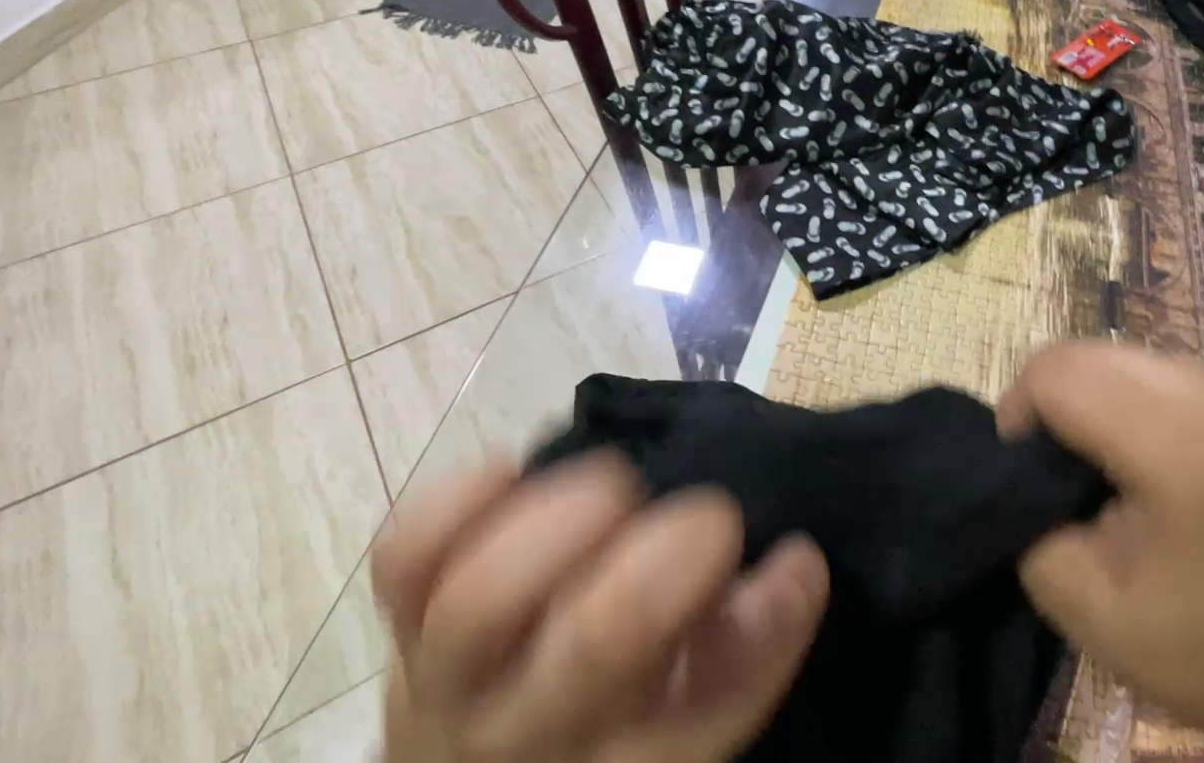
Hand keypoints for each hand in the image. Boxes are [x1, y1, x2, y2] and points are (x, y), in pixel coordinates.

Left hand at [372, 454, 829, 762]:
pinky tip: (510, 469)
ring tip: (617, 489)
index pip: (708, 709)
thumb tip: (789, 563)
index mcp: (624, 759)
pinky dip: (460, 501)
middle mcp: (529, 733)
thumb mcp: (680, 713)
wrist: (478, 761)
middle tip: (711, 515)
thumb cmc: (603, 723)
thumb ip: (734, 649)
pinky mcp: (404, 624)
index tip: (799, 560)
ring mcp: (449, 675)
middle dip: (668, 557)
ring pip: (489, 595)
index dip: (767, 628)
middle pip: (598, 642)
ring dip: (570, 517)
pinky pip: (408, 557)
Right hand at [998, 343, 1203, 753]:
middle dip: (1047, 405)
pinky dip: (1114, 401)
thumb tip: (1022, 451)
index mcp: (1184, 444)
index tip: (1029, 480)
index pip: (1057, 374)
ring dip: (1082, 401)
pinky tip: (1134, 457)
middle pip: (1081, 355)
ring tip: (1098, 470)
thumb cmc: (1194, 645)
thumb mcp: (1076, 597)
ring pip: (1107, 354)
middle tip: (1056, 477)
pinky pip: (1141, 366)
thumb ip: (1025, 510)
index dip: (1019, 418)